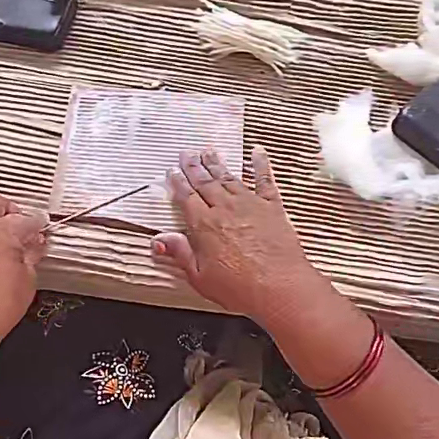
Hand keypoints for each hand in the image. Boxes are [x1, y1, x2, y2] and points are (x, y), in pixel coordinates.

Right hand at [152, 147, 333, 324]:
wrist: (279, 286)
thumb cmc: (240, 287)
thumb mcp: (200, 276)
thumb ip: (180, 253)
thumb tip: (158, 240)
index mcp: (204, 225)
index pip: (186, 198)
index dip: (178, 183)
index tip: (172, 172)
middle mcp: (225, 209)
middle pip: (205, 182)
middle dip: (194, 167)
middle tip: (187, 154)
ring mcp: (250, 205)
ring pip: (229, 178)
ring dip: (217, 164)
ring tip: (209, 151)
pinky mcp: (272, 207)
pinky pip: (264, 180)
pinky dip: (260, 164)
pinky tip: (257, 152)